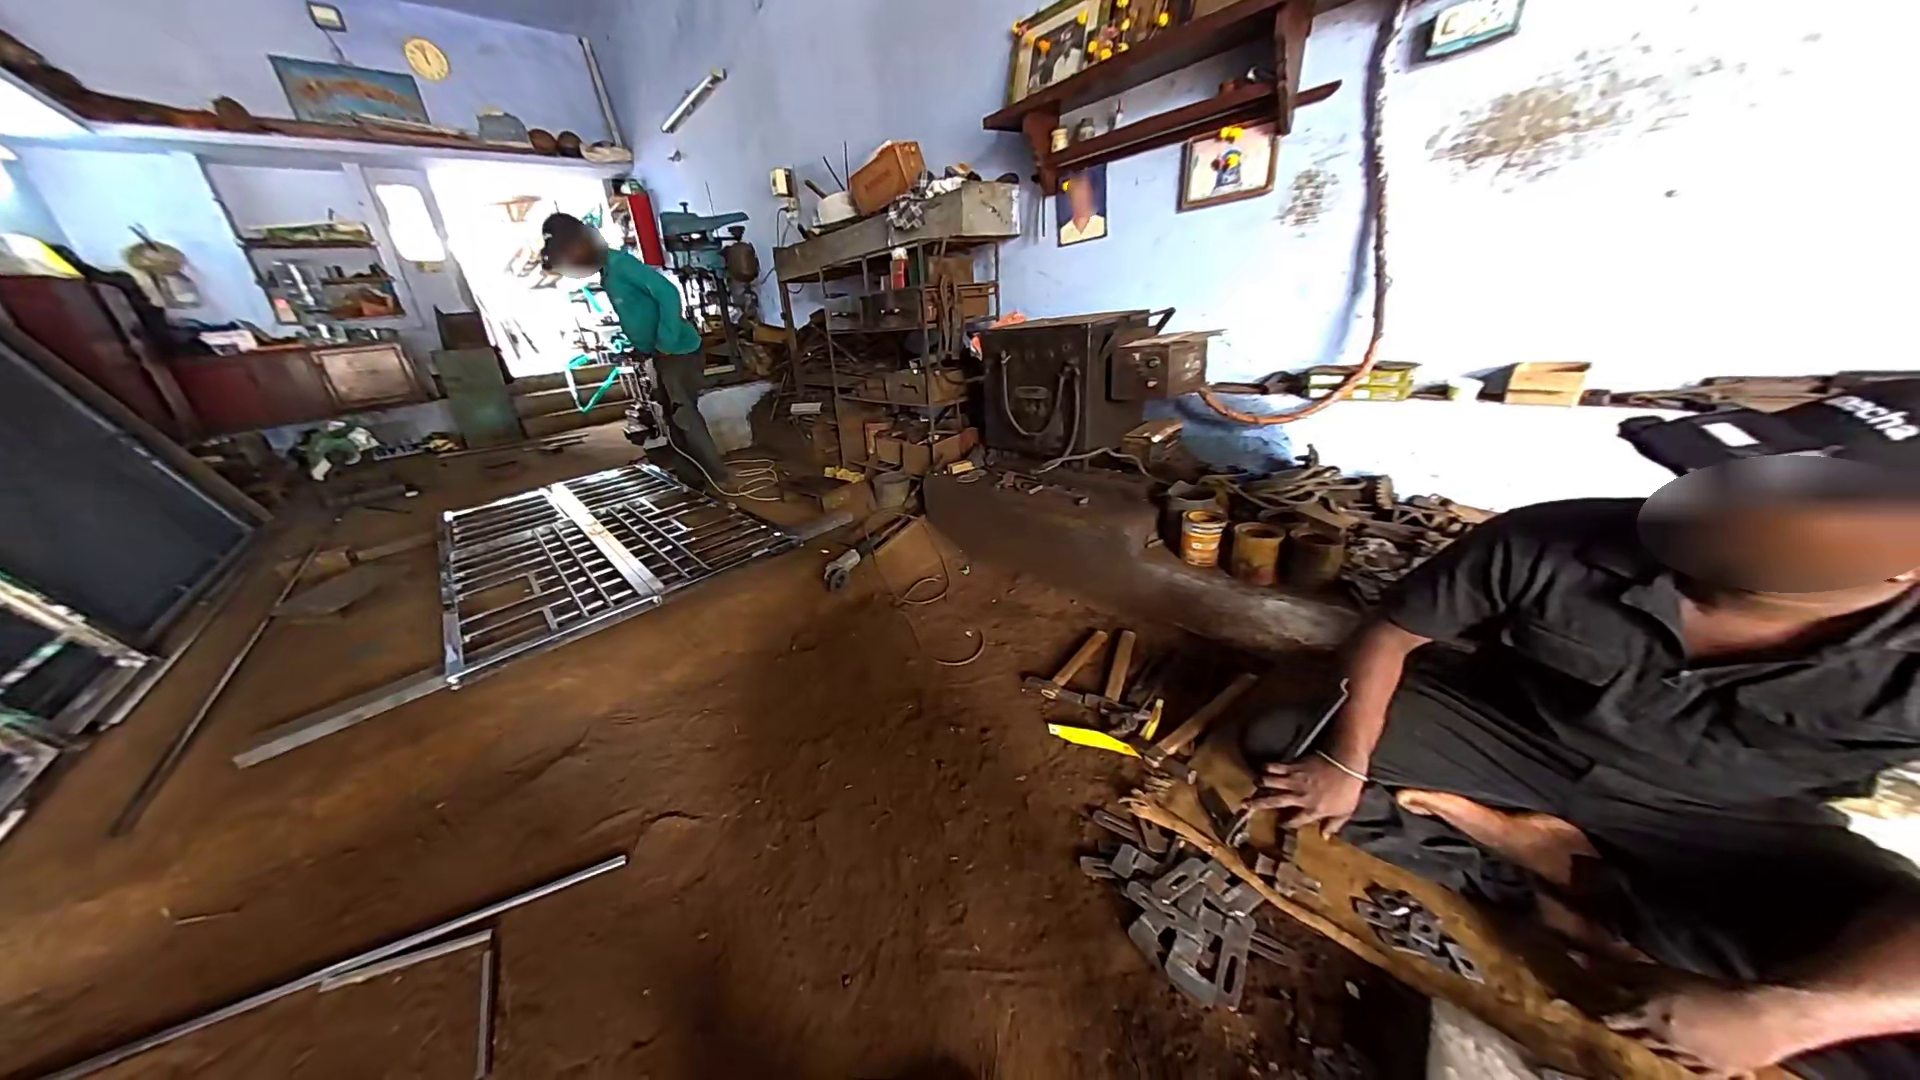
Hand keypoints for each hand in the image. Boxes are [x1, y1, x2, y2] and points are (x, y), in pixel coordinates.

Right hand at [1247, 753, 1365, 835]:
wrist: (1345, 765)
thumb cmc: (1347, 790)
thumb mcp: (1345, 812)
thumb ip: (1333, 825)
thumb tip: (1324, 837)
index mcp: (1312, 810)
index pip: (1294, 820)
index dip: (1285, 823)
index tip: (1279, 822)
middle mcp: (1299, 797)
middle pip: (1274, 802)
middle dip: (1257, 803)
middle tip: (1244, 805)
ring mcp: (1294, 781)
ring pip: (1270, 782)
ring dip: (1260, 783)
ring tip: (1255, 784)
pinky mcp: (1292, 766)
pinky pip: (1274, 767)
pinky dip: (1267, 767)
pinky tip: (1263, 768)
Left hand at [1605, 985, 1801, 1078]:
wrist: (1761, 1016)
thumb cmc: (1702, 987)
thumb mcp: (1653, 972)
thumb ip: (1616, 970)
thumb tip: (1578, 960)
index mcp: (1646, 1014)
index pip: (1610, 1018)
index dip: (1599, 1012)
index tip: (1589, 1007)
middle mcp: (1664, 1040)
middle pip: (1632, 1036)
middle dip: (1623, 1029)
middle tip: (1618, 1021)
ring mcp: (1691, 1059)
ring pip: (1659, 1054)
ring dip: (1650, 1045)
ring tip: (1647, 1036)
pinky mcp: (1718, 1073)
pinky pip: (1691, 1072)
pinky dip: (1681, 1063)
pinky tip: (1675, 1056)